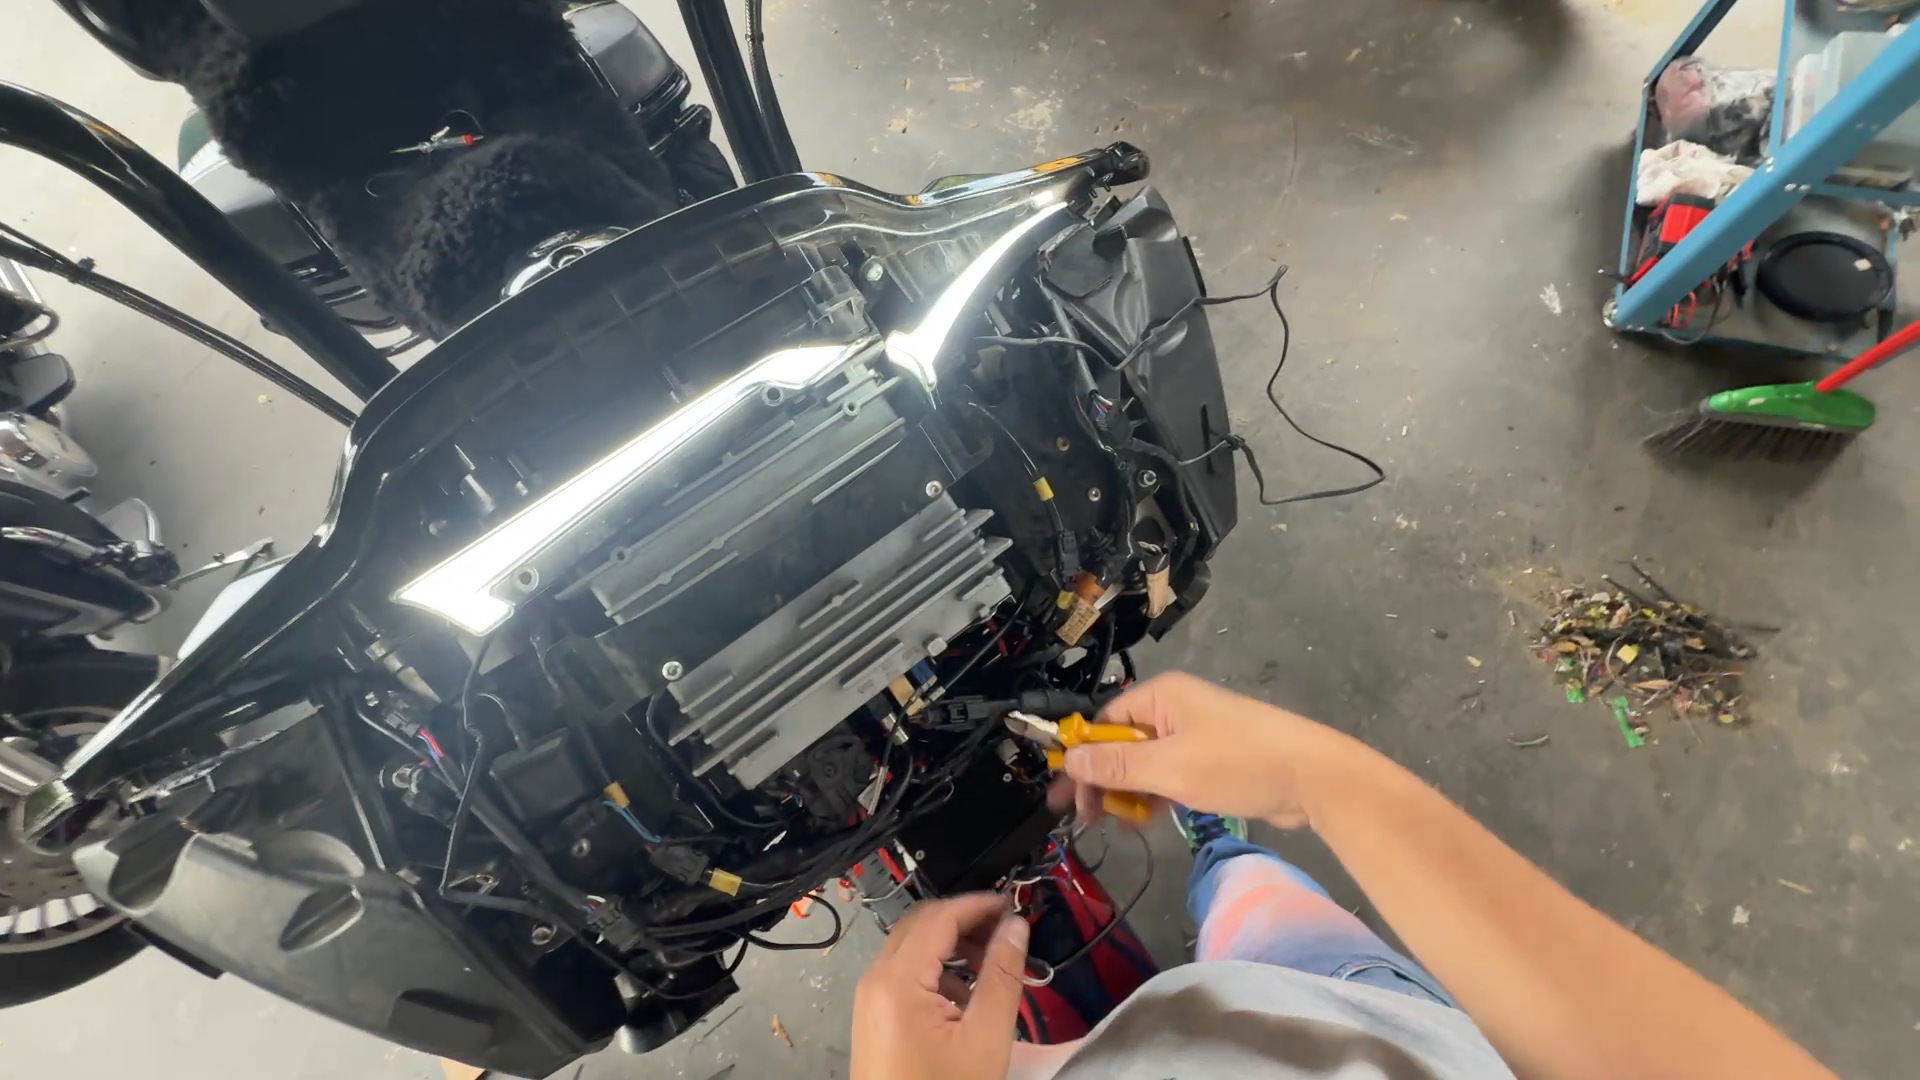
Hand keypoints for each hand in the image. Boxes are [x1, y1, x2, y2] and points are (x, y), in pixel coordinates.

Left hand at [851, 893, 1029, 1079]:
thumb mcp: (984, 1040)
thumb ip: (1002, 976)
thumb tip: (1016, 926)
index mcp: (898, 978)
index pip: (941, 916)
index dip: (979, 905)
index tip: (1013, 904)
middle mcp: (876, 977)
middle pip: (923, 924)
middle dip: (966, 921)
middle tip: (1005, 931)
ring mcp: (870, 997)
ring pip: (913, 946)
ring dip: (952, 945)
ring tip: (991, 965)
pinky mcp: (873, 1016)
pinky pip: (905, 973)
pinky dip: (937, 970)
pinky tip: (966, 996)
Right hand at [1055, 672, 1352, 828]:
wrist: (1315, 778)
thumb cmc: (1237, 763)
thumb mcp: (1171, 768)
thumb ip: (1117, 766)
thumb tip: (1071, 758)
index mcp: (1159, 697)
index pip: (1104, 723)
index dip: (1083, 758)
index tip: (1067, 795)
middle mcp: (1172, 709)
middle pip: (1121, 744)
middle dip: (1102, 779)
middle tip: (1084, 817)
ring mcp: (1193, 734)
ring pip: (1144, 763)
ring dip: (1127, 792)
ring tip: (1116, 824)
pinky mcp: (1210, 759)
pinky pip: (1169, 773)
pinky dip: (1154, 794)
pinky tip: (1144, 820)